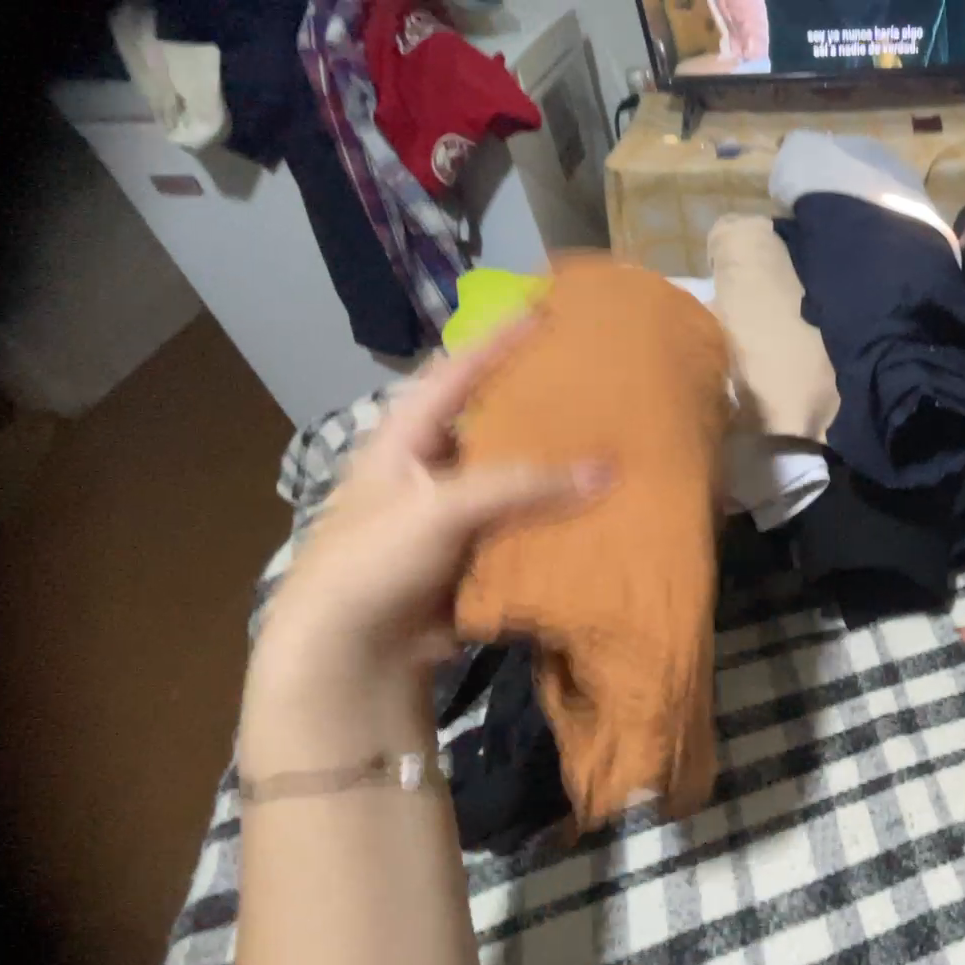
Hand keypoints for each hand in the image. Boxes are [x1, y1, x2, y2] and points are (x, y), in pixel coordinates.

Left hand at [245, 324, 608, 740]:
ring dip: (560, 463)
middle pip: (495, 421)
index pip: (455, 374)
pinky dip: (562, 512)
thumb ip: (523, 485)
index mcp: (405, 439)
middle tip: (594, 380)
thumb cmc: (375, 560)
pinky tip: (599, 505)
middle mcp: (433, 467)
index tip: (544, 313)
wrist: (354, 652)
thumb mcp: (441, 508)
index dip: (497, 342)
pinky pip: (531, 521)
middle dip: (541, 401)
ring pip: (520, 475)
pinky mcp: (480, 552)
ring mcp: (458, 512)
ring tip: (610, 438)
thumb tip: (610, 471)